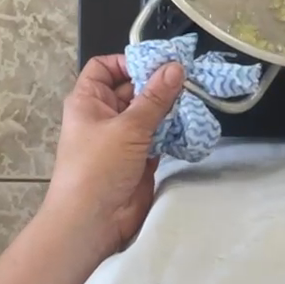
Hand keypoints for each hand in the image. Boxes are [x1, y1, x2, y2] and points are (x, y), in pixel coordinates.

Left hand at [43, 55, 185, 257]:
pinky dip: (173, 130)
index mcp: (89, 101)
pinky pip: (158, 136)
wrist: (93, 222)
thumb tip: (175, 67)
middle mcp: (104, 115)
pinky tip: (192, 124)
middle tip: (190, 79)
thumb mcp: (128, 127)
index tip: (159, 63)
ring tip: (195, 100)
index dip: (129, 61)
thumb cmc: (98, 167)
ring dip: (170, 108)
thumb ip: (155, 98)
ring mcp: (122, 138)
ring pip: (149, 113)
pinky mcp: (139, 158)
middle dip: (158, 84)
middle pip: (133, 89)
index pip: (105, 67)